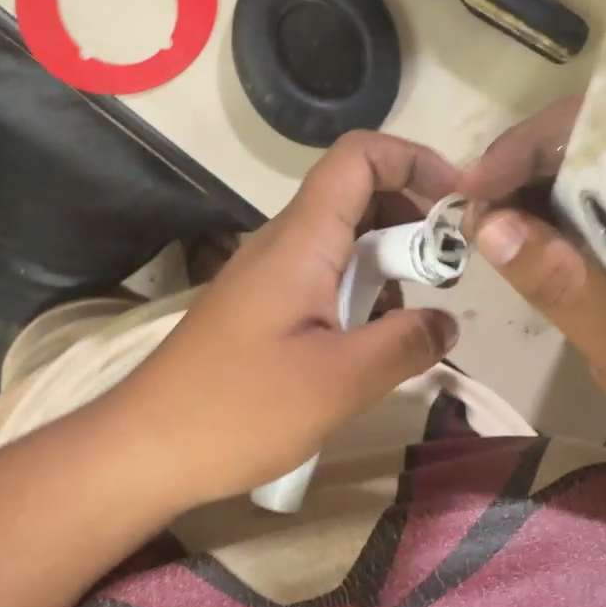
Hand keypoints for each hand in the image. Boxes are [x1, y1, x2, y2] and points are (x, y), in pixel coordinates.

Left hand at [104, 131, 462, 507]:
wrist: (146, 448)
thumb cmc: (239, 408)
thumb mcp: (339, 381)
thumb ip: (404, 344)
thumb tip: (448, 322)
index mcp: (300, 241)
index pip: (358, 157)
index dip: (414, 160)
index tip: (459, 203)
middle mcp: (282, 246)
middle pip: (356, 198)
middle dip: (412, 225)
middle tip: (447, 279)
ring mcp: (266, 280)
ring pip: (341, 247)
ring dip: (387, 270)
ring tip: (412, 325)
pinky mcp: (259, 313)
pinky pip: (320, 285)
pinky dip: (358, 301)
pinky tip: (369, 351)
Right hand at [458, 98, 605, 471]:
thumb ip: (562, 283)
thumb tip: (486, 223)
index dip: (536, 143)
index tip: (475, 183)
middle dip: (528, 161)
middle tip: (469, 203)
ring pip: (602, 167)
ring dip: (537, 184)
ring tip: (484, 216)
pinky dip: (559, 210)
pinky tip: (521, 231)